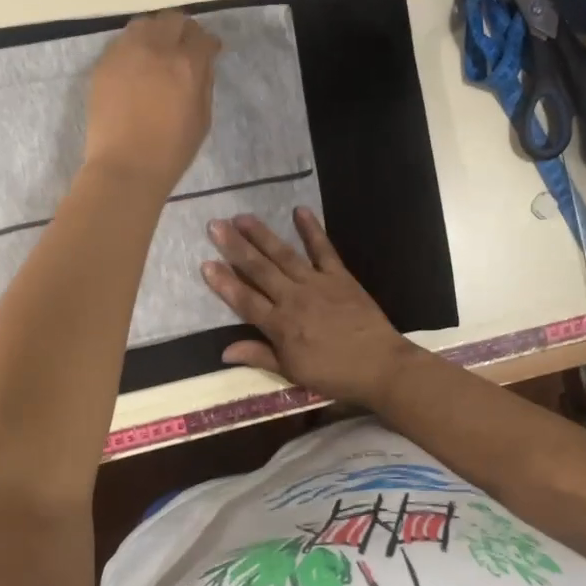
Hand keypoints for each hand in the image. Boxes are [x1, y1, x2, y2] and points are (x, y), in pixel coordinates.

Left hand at [83, 11, 222, 191]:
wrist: (126, 167)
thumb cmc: (171, 152)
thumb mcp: (202, 120)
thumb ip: (204, 84)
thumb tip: (202, 64)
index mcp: (186, 65)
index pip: (202, 38)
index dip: (209, 44)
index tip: (210, 52)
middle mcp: (155, 48)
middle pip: (172, 20)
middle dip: (183, 31)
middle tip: (185, 48)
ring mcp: (125, 53)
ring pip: (144, 24)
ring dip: (156, 33)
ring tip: (158, 52)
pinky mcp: (104, 63)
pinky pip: (122, 42)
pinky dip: (134, 47)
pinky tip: (137, 67)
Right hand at [202, 208, 423, 406]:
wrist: (380, 365)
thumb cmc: (334, 374)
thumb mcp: (293, 373)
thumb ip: (260, 356)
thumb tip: (224, 352)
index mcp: (281, 326)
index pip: (245, 301)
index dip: (224, 283)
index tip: (205, 263)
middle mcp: (294, 299)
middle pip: (260, 270)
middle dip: (236, 248)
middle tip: (215, 226)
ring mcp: (318, 284)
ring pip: (284, 255)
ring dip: (263, 235)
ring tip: (242, 217)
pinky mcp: (340, 277)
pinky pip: (323, 249)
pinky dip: (312, 230)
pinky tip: (299, 211)